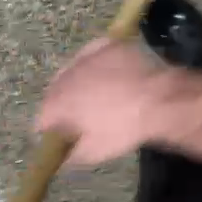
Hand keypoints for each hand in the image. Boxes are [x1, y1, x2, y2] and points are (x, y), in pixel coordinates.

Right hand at [35, 38, 173, 166]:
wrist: (158, 98)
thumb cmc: (124, 128)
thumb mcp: (94, 152)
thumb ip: (72, 155)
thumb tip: (63, 158)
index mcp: (62, 102)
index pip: (42, 114)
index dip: (45, 125)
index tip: (52, 133)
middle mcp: (70, 75)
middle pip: (55, 88)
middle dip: (58, 101)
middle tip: (70, 113)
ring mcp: (90, 55)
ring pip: (72, 67)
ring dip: (73, 80)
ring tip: (86, 90)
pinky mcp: (109, 43)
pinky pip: (92, 50)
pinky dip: (92, 59)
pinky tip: (99, 67)